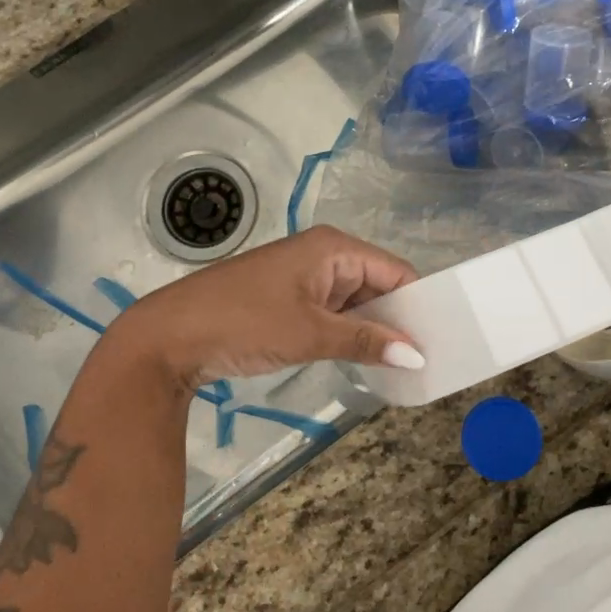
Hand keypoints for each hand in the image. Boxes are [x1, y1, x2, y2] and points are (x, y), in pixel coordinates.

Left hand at [99, 226, 424, 391]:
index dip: (418, 302)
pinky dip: (348, 333)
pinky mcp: (288, 299)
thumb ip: (366, 342)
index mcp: (333, 248)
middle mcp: (323, 255)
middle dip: (398, 318)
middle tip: (428, 356)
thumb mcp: (310, 334)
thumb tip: (416, 355)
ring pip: (355, 300)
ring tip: (405, 363)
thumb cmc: (243, 322)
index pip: (395, 270)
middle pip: (377, 283)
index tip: (442, 337)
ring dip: (373, 329)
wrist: (167, 336)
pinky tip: (367, 360)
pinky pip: (333, 313)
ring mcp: (304, 278)